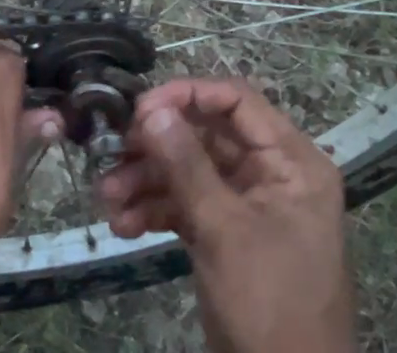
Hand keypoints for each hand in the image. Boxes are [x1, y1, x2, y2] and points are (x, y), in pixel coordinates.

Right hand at [97, 78, 353, 352]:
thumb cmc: (270, 301)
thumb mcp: (224, 229)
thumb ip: (186, 164)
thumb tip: (152, 108)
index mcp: (291, 162)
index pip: (236, 101)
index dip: (187, 96)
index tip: (139, 109)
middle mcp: (271, 174)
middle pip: (205, 136)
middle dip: (156, 147)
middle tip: (112, 153)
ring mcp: (247, 206)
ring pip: (189, 172)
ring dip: (146, 181)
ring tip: (106, 199)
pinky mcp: (226, 236)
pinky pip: (186, 206)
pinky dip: (154, 210)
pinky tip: (122, 224)